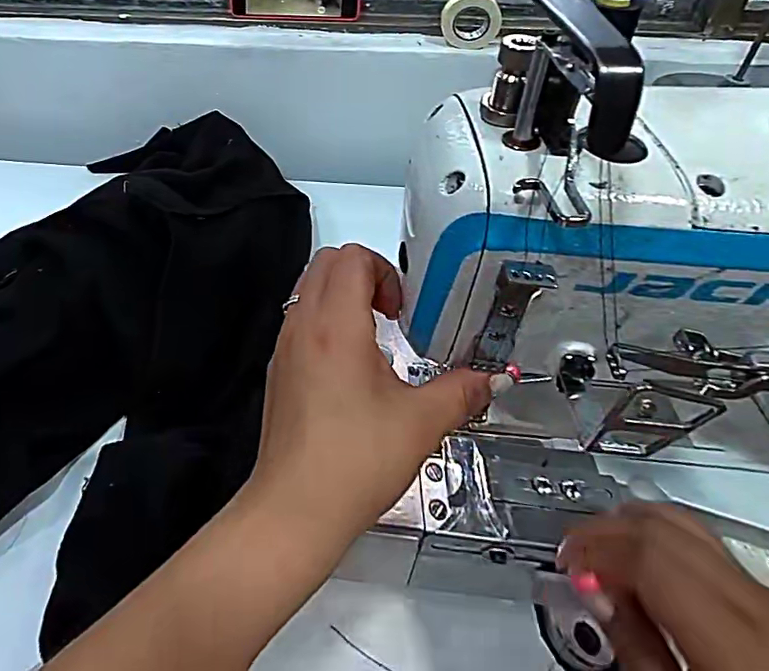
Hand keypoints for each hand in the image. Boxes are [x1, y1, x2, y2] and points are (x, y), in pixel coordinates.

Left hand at [242, 244, 504, 537]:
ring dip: (343, 295)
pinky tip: (351, 367)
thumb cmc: (348, 465)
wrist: (293, 510)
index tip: (403, 307)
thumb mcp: (419, 424)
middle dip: (365, 274)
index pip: (353, 257)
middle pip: (328, 261)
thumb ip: (461, 392)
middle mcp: (304, 327)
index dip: (385, 271)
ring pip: (308, 287)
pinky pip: (300, 319)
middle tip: (392, 312)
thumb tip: (489, 380)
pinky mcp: (279, 368)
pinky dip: (325, 321)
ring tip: (375, 338)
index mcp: (337, 327)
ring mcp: (285, 346)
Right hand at [558, 504, 768, 670]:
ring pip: (686, 524)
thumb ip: (636, 645)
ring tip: (601, 549)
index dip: (596, 547)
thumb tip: (595, 591)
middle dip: (607, 529)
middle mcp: (759, 605)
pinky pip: (707, 544)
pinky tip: (643, 557)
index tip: (566, 561)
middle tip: (573, 552)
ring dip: (633, 525)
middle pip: (664, 526)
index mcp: (735, 636)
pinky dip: (663, 538)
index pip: (648, 552)